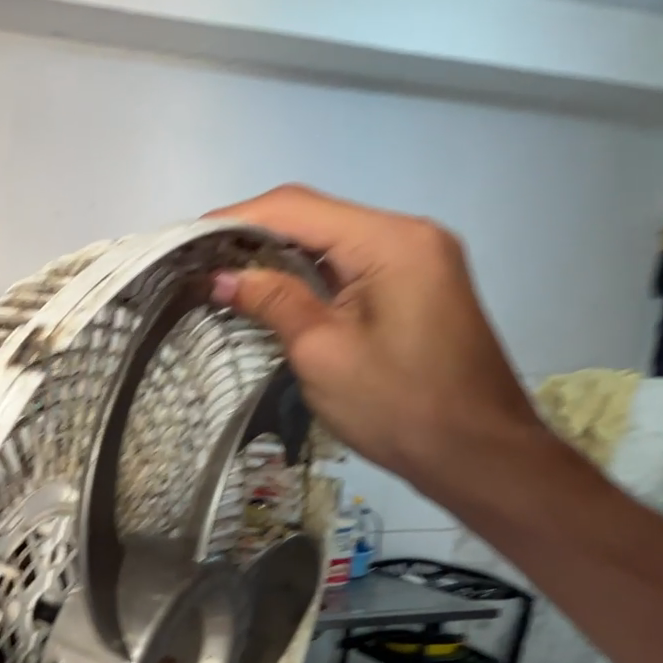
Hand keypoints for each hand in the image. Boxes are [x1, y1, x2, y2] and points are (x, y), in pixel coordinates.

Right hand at [208, 185, 551, 498]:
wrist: (478, 453)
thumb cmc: (398, 406)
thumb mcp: (321, 352)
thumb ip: (272, 302)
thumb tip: (221, 276)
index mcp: (390, 243)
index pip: (297, 209)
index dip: (235, 219)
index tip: (184, 241)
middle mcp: (407, 236)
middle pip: (313, 215)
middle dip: (249, 232)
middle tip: (194, 260)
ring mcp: (413, 259)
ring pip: (326, 238)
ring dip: (272, 251)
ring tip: (218, 273)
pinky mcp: (411, 284)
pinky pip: (343, 262)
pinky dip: (300, 270)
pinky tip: (264, 287)